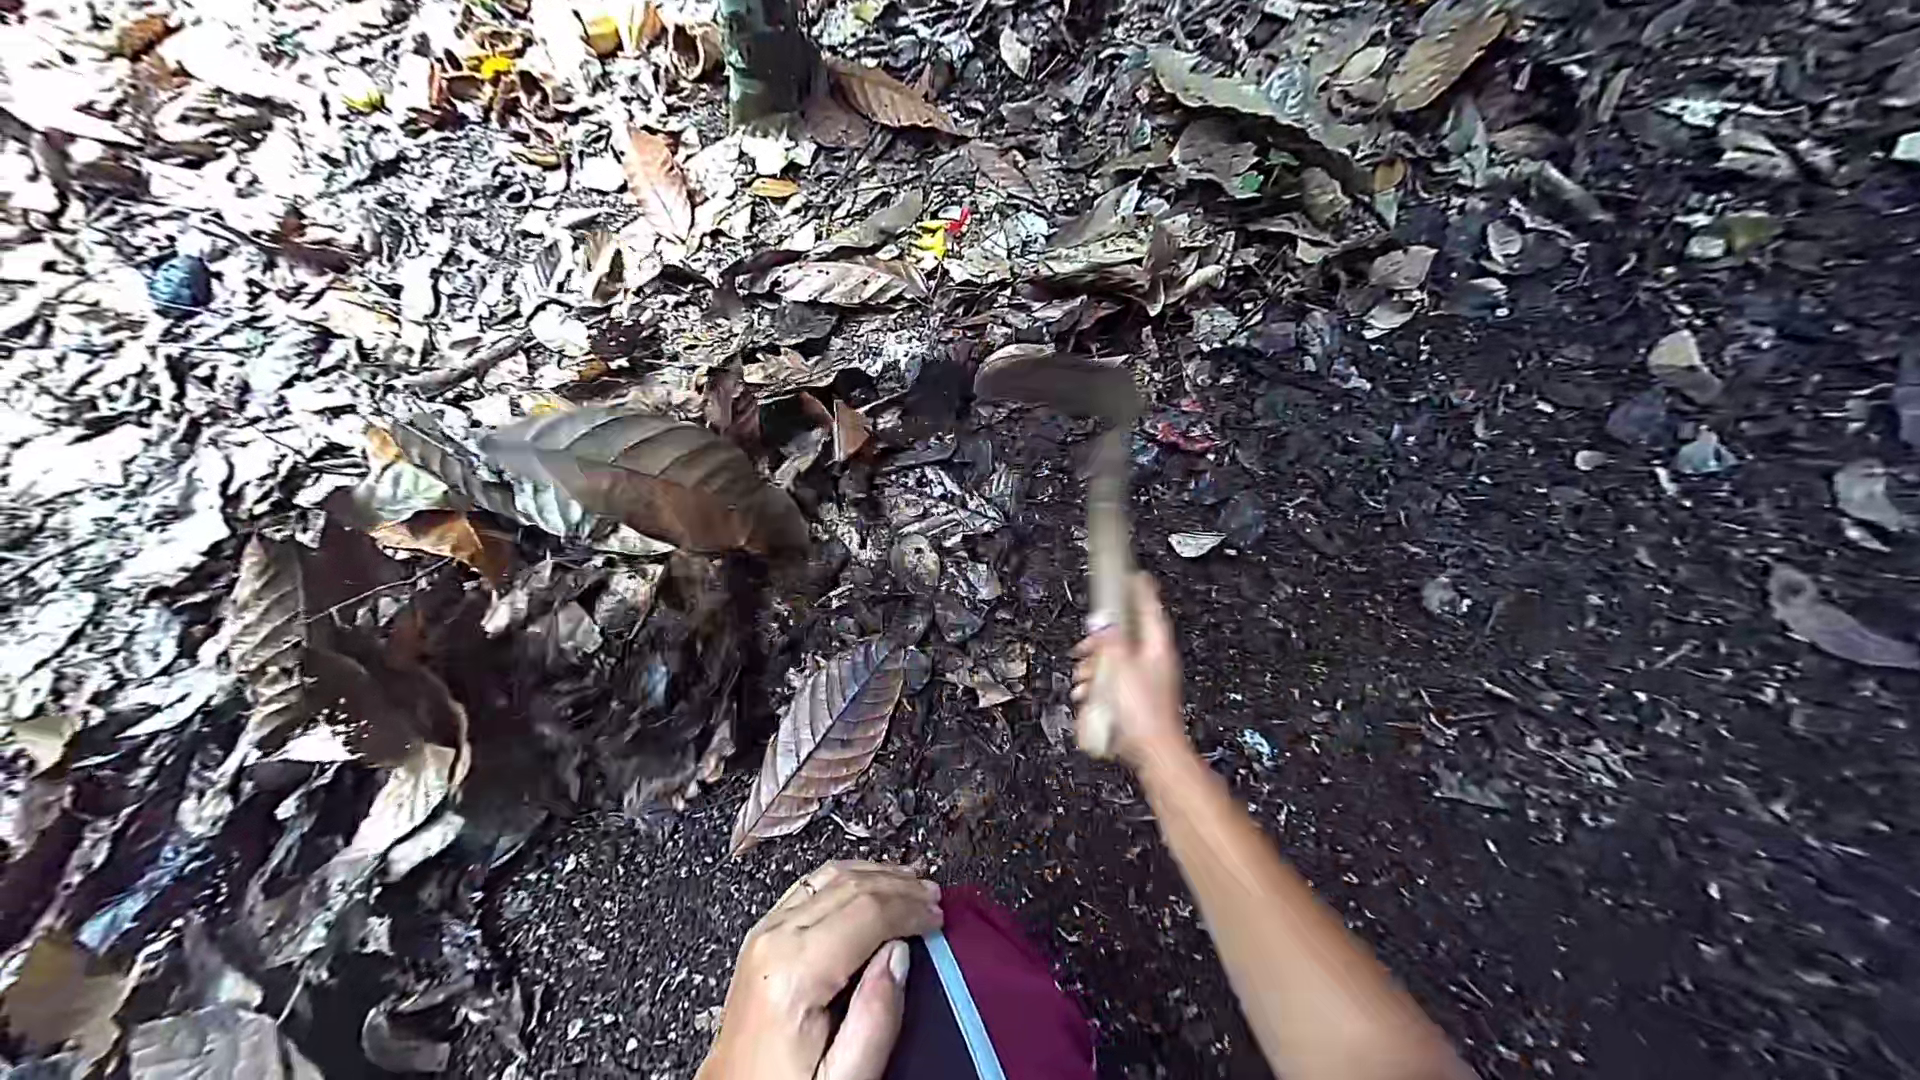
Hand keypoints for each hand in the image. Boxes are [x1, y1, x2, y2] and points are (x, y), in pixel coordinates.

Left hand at [698, 861, 942, 1079]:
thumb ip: (875, 1020)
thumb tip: (900, 954)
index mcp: (795, 973)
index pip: (867, 911)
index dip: (909, 907)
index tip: (938, 915)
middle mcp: (775, 939)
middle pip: (850, 886)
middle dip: (900, 886)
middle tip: (934, 896)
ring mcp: (765, 932)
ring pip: (831, 876)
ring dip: (877, 874)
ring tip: (912, 882)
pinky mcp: (763, 935)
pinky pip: (812, 885)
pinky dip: (849, 877)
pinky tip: (871, 881)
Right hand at [1073, 573, 1189, 771]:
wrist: (1152, 749)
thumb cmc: (1143, 711)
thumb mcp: (1119, 666)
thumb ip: (1109, 640)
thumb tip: (1102, 620)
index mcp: (1155, 647)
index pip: (1149, 609)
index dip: (1141, 591)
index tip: (1135, 576)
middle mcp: (1155, 660)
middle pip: (1127, 635)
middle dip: (1102, 639)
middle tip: (1087, 643)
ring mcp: (1148, 679)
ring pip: (1118, 659)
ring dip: (1097, 664)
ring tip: (1084, 676)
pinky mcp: (1138, 696)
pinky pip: (1115, 679)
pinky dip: (1099, 682)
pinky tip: (1088, 692)